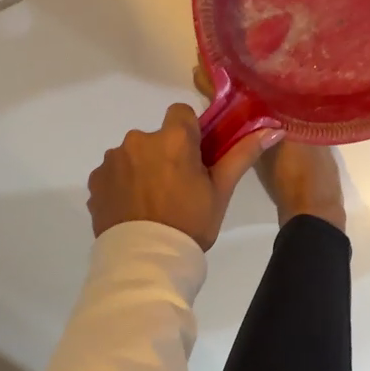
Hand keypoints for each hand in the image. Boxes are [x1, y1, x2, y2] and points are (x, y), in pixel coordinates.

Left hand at [88, 103, 280, 249]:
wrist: (148, 258)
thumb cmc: (191, 222)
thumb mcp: (222, 190)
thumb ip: (243, 154)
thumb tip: (273, 129)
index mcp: (173, 139)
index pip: (181, 113)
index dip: (190, 133)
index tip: (197, 157)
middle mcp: (138, 140)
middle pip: (156, 137)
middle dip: (166, 154)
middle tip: (178, 188)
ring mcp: (113, 160)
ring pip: (134, 155)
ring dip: (143, 169)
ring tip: (154, 202)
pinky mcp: (95, 180)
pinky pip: (114, 174)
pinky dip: (124, 185)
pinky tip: (135, 209)